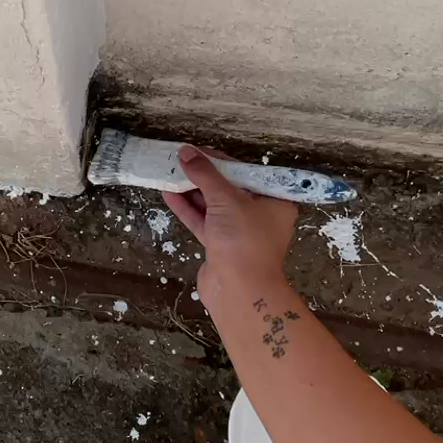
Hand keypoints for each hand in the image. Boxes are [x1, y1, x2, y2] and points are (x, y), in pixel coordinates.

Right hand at [162, 146, 299, 301]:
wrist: (240, 291)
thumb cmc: (243, 240)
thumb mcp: (226, 199)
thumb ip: (205, 174)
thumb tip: (186, 152)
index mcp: (273, 201)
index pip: (245, 172)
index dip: (220, 160)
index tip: (197, 151)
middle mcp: (259, 215)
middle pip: (228, 187)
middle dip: (203, 175)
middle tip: (180, 160)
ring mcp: (238, 232)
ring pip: (212, 205)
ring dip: (191, 191)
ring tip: (170, 173)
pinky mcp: (220, 245)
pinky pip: (203, 221)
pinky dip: (187, 208)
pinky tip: (169, 194)